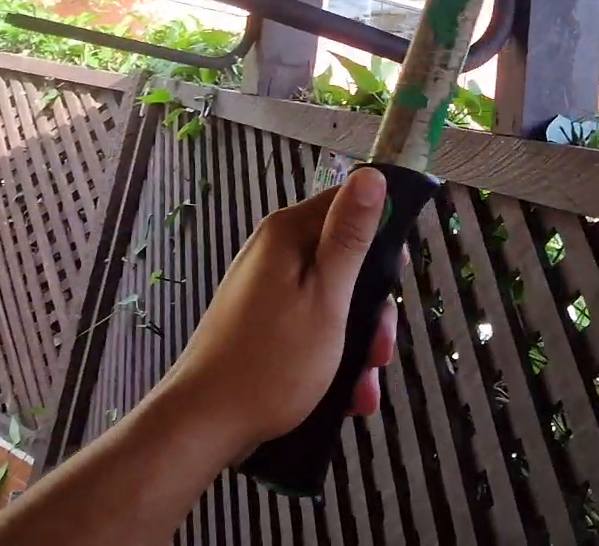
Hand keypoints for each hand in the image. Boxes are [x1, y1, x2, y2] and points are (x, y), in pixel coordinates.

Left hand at [159, 168, 398, 459]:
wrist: (202, 426)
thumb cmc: (273, 360)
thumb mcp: (327, 296)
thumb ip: (350, 235)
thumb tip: (371, 174)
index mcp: (288, 233)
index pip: (348, 203)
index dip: (380, 233)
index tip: (396, 276)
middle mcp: (275, 250)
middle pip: (343, 257)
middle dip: (371, 305)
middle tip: (380, 351)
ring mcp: (267, 287)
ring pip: (332, 296)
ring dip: (357, 339)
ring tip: (364, 386)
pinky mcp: (262, 320)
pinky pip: (310, 321)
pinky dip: (331, 352)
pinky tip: (345, 394)